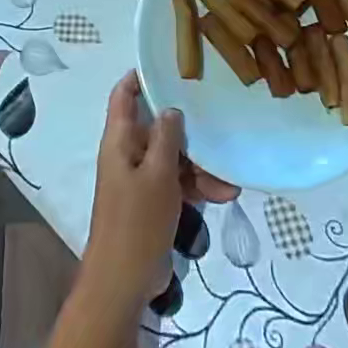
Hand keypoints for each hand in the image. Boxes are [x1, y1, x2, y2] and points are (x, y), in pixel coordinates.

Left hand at [80, 71, 237, 310]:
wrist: (123, 283)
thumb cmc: (137, 221)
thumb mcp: (158, 174)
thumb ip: (166, 137)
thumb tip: (171, 109)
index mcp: (119, 141)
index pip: (123, 96)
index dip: (139, 76)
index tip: (169, 64)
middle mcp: (128, 154)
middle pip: (157, 127)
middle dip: (188, 130)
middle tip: (218, 122)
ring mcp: (140, 179)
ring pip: (173, 157)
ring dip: (199, 165)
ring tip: (228, 180)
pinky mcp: (152, 202)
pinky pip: (176, 182)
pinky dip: (196, 186)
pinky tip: (223, 193)